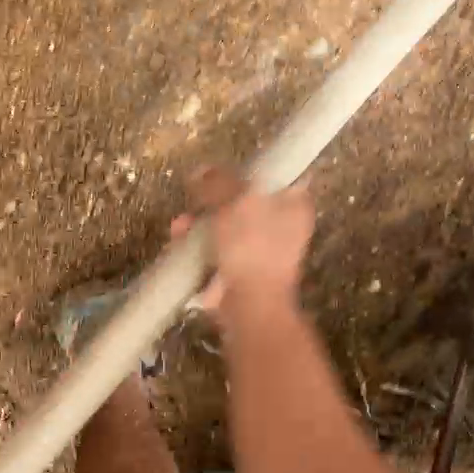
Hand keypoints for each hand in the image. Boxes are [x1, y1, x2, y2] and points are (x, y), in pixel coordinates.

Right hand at [172, 168, 315, 318]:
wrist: (251, 303)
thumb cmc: (251, 246)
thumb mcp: (234, 202)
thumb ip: (218, 182)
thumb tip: (201, 170)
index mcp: (294, 206)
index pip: (278, 179)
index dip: (251, 173)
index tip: (224, 175)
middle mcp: (283, 228)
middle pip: (245, 204)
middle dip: (213, 203)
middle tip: (194, 202)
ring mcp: (261, 254)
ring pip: (226, 230)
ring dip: (200, 226)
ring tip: (180, 227)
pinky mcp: (240, 274)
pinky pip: (216, 254)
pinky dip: (197, 250)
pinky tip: (179, 244)